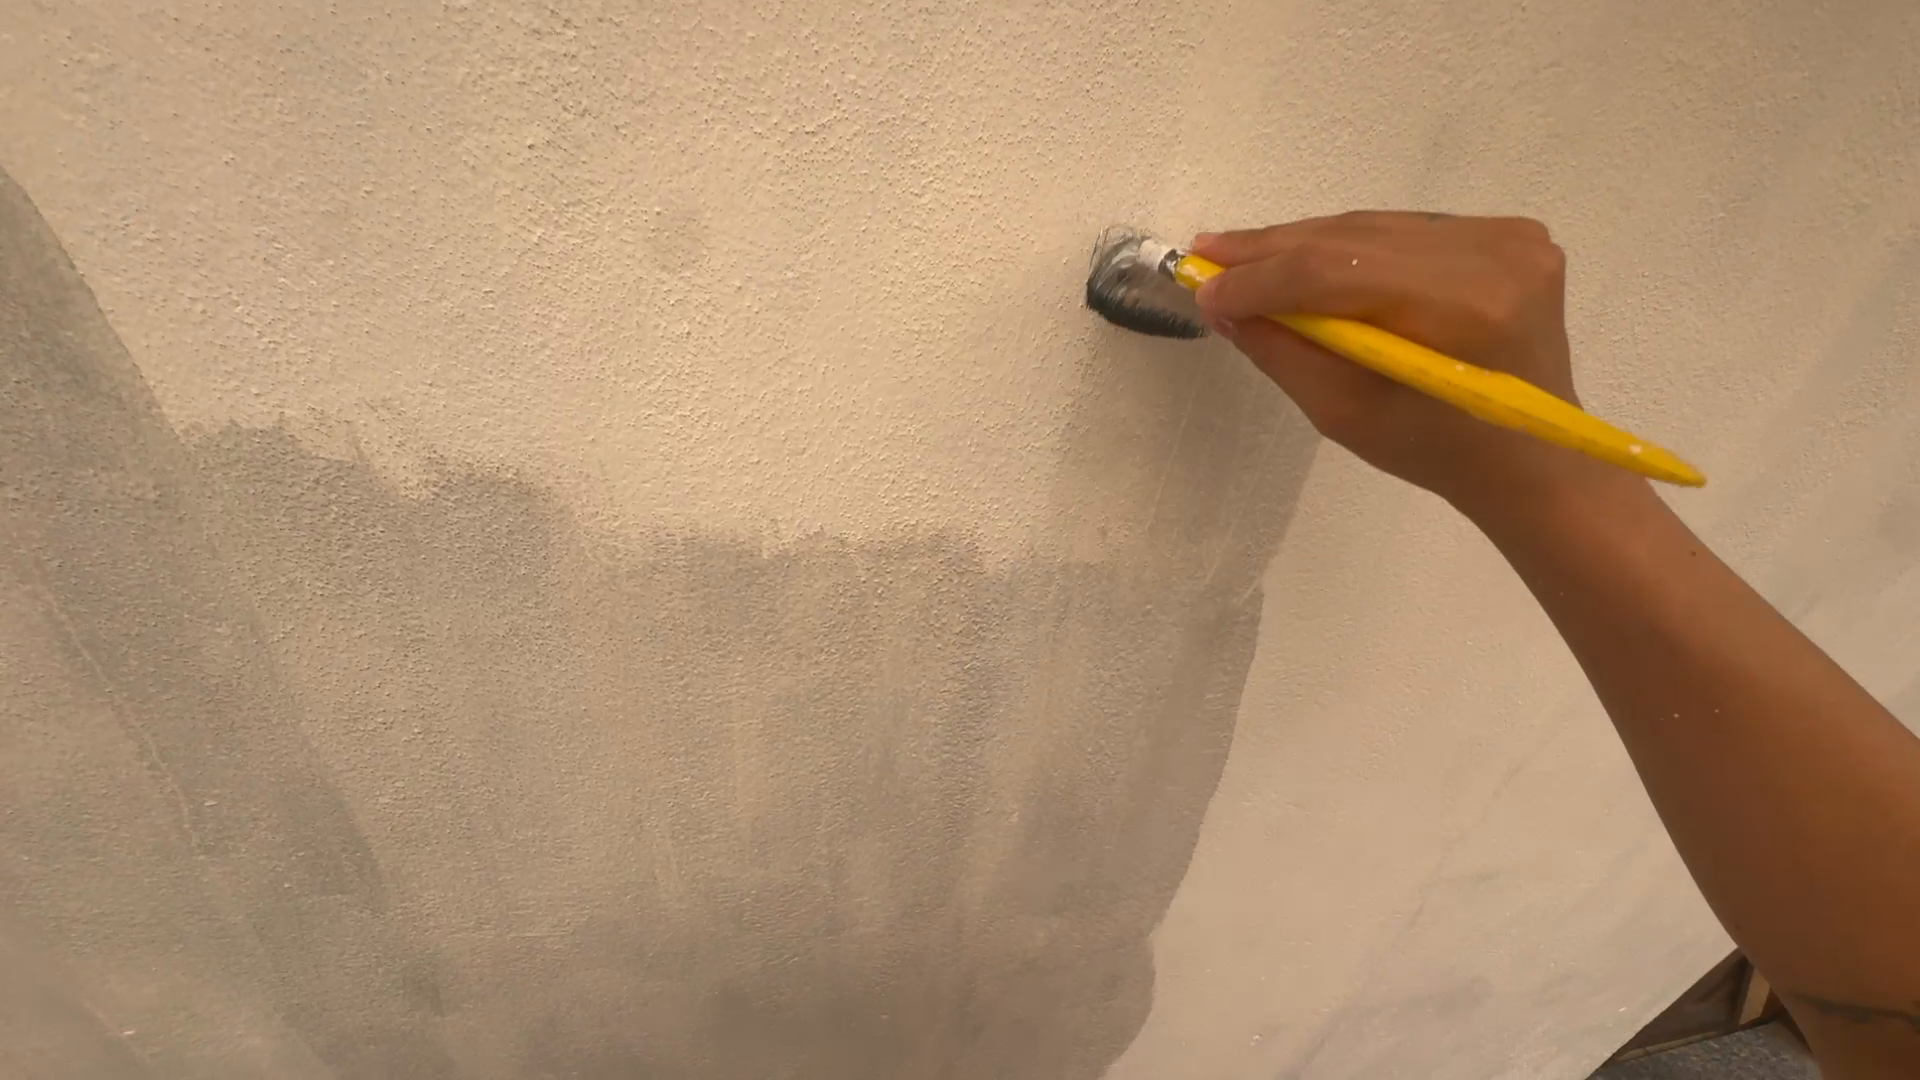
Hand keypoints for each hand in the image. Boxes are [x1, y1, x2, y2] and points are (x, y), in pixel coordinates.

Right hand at [1191, 212, 1619, 513]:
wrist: (1527, 456)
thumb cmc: (1432, 451)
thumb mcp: (1342, 413)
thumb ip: (1283, 353)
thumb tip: (1223, 308)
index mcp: (1463, 309)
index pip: (1337, 273)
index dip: (1260, 279)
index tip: (1200, 288)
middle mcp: (1493, 254)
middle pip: (1353, 238)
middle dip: (1269, 249)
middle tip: (1204, 253)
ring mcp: (1507, 237)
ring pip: (1372, 228)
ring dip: (1300, 242)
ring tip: (1237, 254)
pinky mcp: (1506, 235)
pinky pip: (1400, 232)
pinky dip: (1344, 247)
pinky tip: (1301, 258)